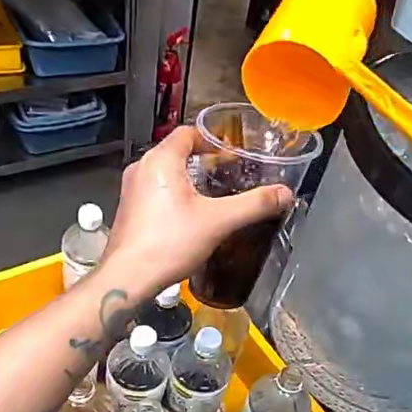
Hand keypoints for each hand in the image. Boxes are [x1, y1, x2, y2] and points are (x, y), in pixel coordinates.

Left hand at [98, 125, 293, 294]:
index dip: (212, 139)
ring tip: (214, 196)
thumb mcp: (219, 221)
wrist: (129, 277)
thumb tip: (283, 194)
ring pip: (166, 174)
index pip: (188, 133)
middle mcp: (142, 170)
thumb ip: (253, 204)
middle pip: (177, 153)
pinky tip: (192, 217)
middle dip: (203, 161)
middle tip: (228, 173)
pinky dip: (176, 197)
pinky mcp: (131, 212)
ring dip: (189, 180)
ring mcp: (132, 191)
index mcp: (161, 160)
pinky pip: (156, 193)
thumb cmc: (166, 245)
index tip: (231, 152)